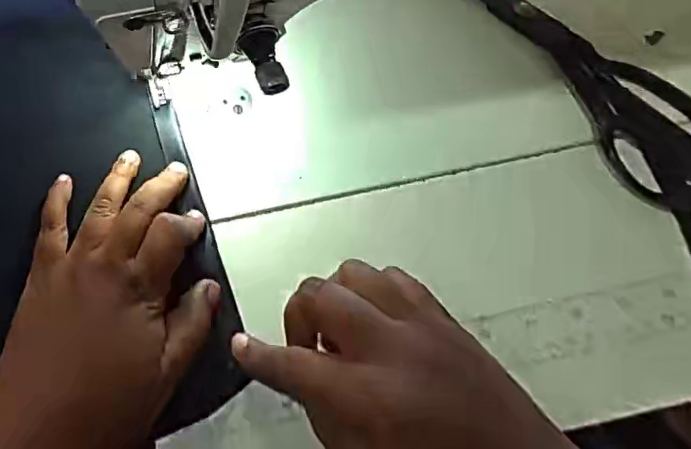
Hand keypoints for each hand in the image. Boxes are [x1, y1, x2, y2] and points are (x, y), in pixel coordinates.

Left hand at [0, 150, 221, 448]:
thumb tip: (208, 288)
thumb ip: (191, 326)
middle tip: (175, 171)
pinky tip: (63, 180)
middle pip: (137, 210)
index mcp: (138, 286)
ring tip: (130, 158)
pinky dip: (56, 197)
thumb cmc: (104, 404)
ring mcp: (71, 260)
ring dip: (116, 178)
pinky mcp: (43, 268)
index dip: (186, 222)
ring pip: (99, 206)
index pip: (169, 235)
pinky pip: (50, 222)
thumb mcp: (163, 376)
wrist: (36, 419)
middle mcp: (105, 262)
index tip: (197, 219)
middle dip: (159, 186)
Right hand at [231, 261, 570, 448]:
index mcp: (374, 397)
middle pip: (318, 296)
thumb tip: (301, 384)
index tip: (243, 347)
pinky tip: (377, 317)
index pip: (293, 362)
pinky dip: (375, 292)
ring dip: (336, 298)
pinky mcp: (446, 318)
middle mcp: (395, 350)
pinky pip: (394, 279)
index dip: (258, 355)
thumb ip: (328, 418)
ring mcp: (424, 327)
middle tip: (303, 344)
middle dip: (298, 316)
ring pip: (352, 273)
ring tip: (341, 329)